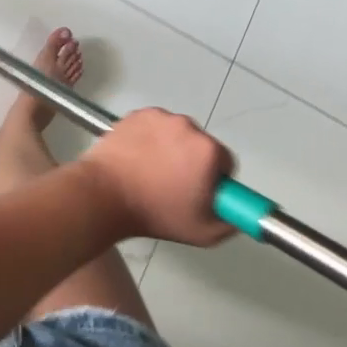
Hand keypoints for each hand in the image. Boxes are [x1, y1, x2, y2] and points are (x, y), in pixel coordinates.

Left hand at [80, 108, 236, 246]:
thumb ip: (234, 220)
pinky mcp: (136, 113)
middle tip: (173, 185)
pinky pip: (154, 127)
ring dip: (171, 149)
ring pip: (176, 135)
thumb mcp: (206, 232)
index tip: (198, 194)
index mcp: (208, 149)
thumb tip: (241, 210)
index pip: (226, 162)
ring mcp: (158, 116)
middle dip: (193, 163)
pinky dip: (150, 138)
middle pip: (200, 145)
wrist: (105, 193)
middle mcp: (186, 125)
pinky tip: (138, 158)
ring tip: (151, 173)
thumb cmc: (157, 212)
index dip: (215, 181)